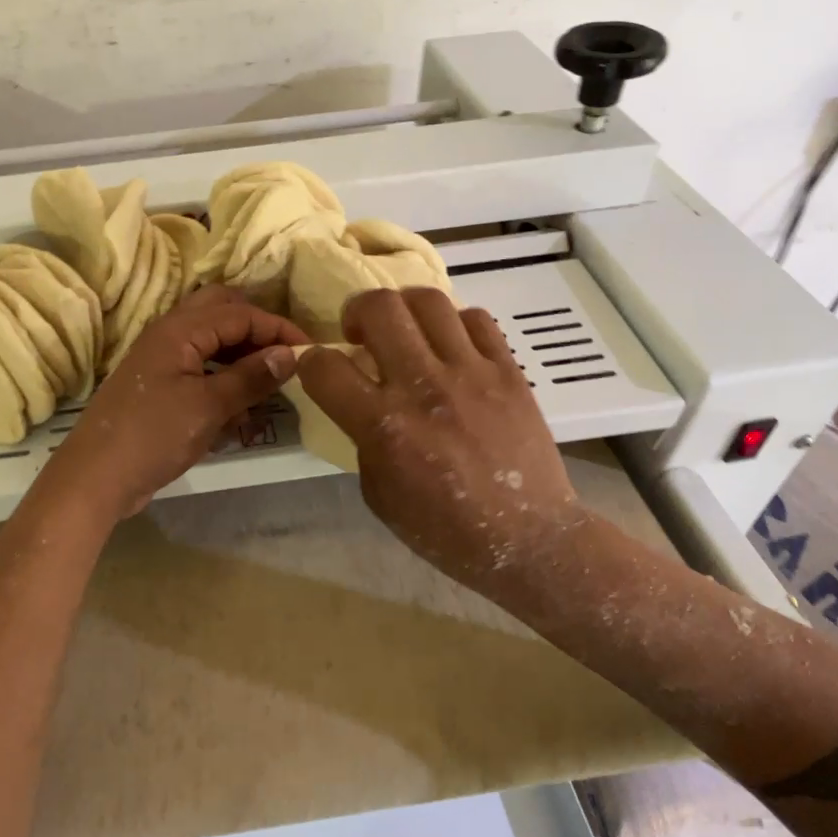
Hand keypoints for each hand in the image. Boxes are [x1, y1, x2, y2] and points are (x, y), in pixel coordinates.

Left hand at [41, 286, 307, 520]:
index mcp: (179, 330)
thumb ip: (250, 377)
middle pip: (222, 312)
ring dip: (241, 353)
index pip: (240, 313)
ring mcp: (161, 360)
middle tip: (286, 356)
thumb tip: (290, 354)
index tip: (310, 351)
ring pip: (210, 340)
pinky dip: (223, 377)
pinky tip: (242, 406)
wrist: (96, 478)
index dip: (278, 328)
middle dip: (257, 329)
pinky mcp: (159, 386)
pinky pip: (199, 367)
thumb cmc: (152, 437)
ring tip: (270, 381)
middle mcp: (168, 334)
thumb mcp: (208, 407)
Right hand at [297, 288, 589, 598]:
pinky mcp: (508, 370)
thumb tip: (362, 404)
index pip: (325, 367)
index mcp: (384, 427)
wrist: (526, 537)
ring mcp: (470, 373)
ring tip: (406, 331)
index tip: (320, 369)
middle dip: (356, 312)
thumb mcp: (379, 494)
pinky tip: (450, 348)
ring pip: (427, 300)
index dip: (311, 362)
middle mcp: (423, 387)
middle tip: (361, 334)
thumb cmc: (444, 529)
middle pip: (378, 308)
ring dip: (404, 309)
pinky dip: (454, 324)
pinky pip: (475, 318)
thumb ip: (364, 440)